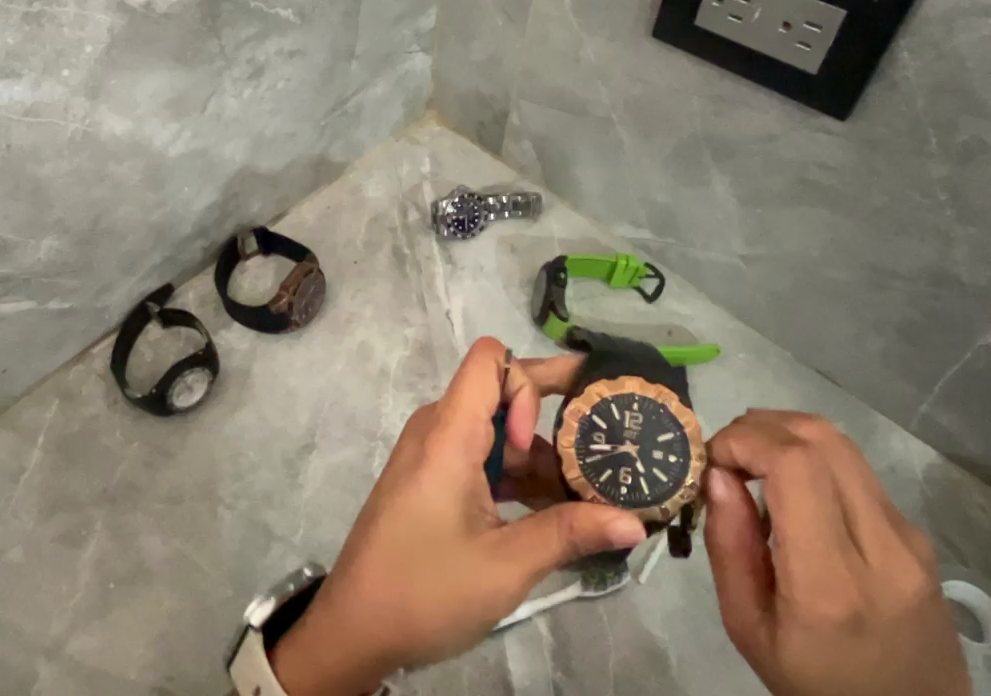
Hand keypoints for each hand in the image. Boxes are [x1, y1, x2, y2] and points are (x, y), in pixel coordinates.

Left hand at [269, 338, 648, 695]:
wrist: (354, 629)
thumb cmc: (424, 589)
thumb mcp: (505, 565)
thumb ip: (569, 533)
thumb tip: (636, 521)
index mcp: (448, 432)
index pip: (491, 361)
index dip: (530, 382)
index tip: (550, 435)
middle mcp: (439, 430)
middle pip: (501, 394)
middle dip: (554, 419)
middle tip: (608, 448)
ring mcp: (435, 456)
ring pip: (498, 433)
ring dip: (542, 460)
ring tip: (596, 497)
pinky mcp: (435, 482)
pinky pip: (484, 460)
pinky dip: (520, 479)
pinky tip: (560, 516)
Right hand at [704, 410, 967, 695]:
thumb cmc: (815, 682)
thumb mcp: (748, 626)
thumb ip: (729, 547)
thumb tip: (716, 473)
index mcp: (832, 581)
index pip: (795, 465)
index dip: (744, 441)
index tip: (712, 460)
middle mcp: (883, 547)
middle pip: (820, 438)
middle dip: (759, 427)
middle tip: (725, 454)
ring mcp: (909, 537)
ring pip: (841, 443)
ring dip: (784, 434)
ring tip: (751, 463)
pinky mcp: (918, 534)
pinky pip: (855, 469)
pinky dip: (809, 457)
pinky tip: (788, 489)